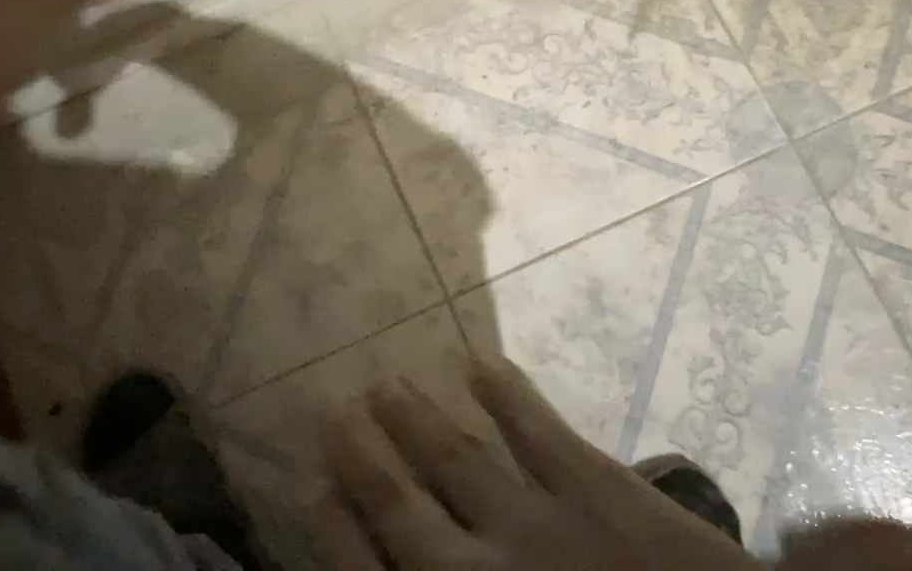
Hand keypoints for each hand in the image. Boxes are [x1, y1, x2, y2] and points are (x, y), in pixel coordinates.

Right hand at [315, 359, 764, 570]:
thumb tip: (435, 557)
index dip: (340, 528)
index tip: (315, 485)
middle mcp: (483, 565)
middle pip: (402, 507)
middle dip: (363, 460)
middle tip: (333, 412)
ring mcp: (539, 519)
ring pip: (457, 459)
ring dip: (417, 421)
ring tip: (385, 384)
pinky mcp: (596, 483)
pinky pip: (537, 428)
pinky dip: (506, 392)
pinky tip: (479, 362)